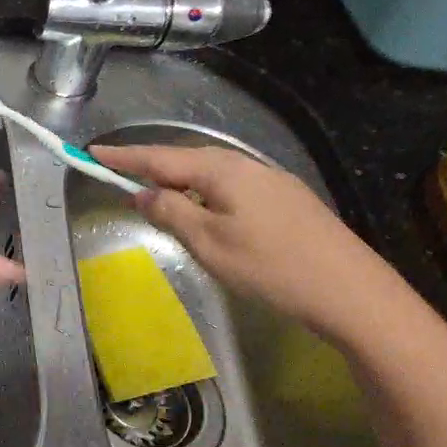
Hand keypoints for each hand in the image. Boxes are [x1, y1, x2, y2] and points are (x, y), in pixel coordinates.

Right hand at [91, 144, 405, 341]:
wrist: (356, 294)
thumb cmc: (272, 267)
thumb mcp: (208, 243)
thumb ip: (170, 212)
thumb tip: (143, 193)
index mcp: (224, 171)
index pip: (160, 158)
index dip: (123, 156)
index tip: (91, 151)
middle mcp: (248, 166)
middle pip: (186, 159)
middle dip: (150, 166)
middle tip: (117, 175)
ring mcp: (272, 182)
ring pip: (211, 173)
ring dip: (178, 180)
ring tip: (154, 195)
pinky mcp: (288, 202)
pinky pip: (231, 186)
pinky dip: (204, 192)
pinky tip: (203, 210)